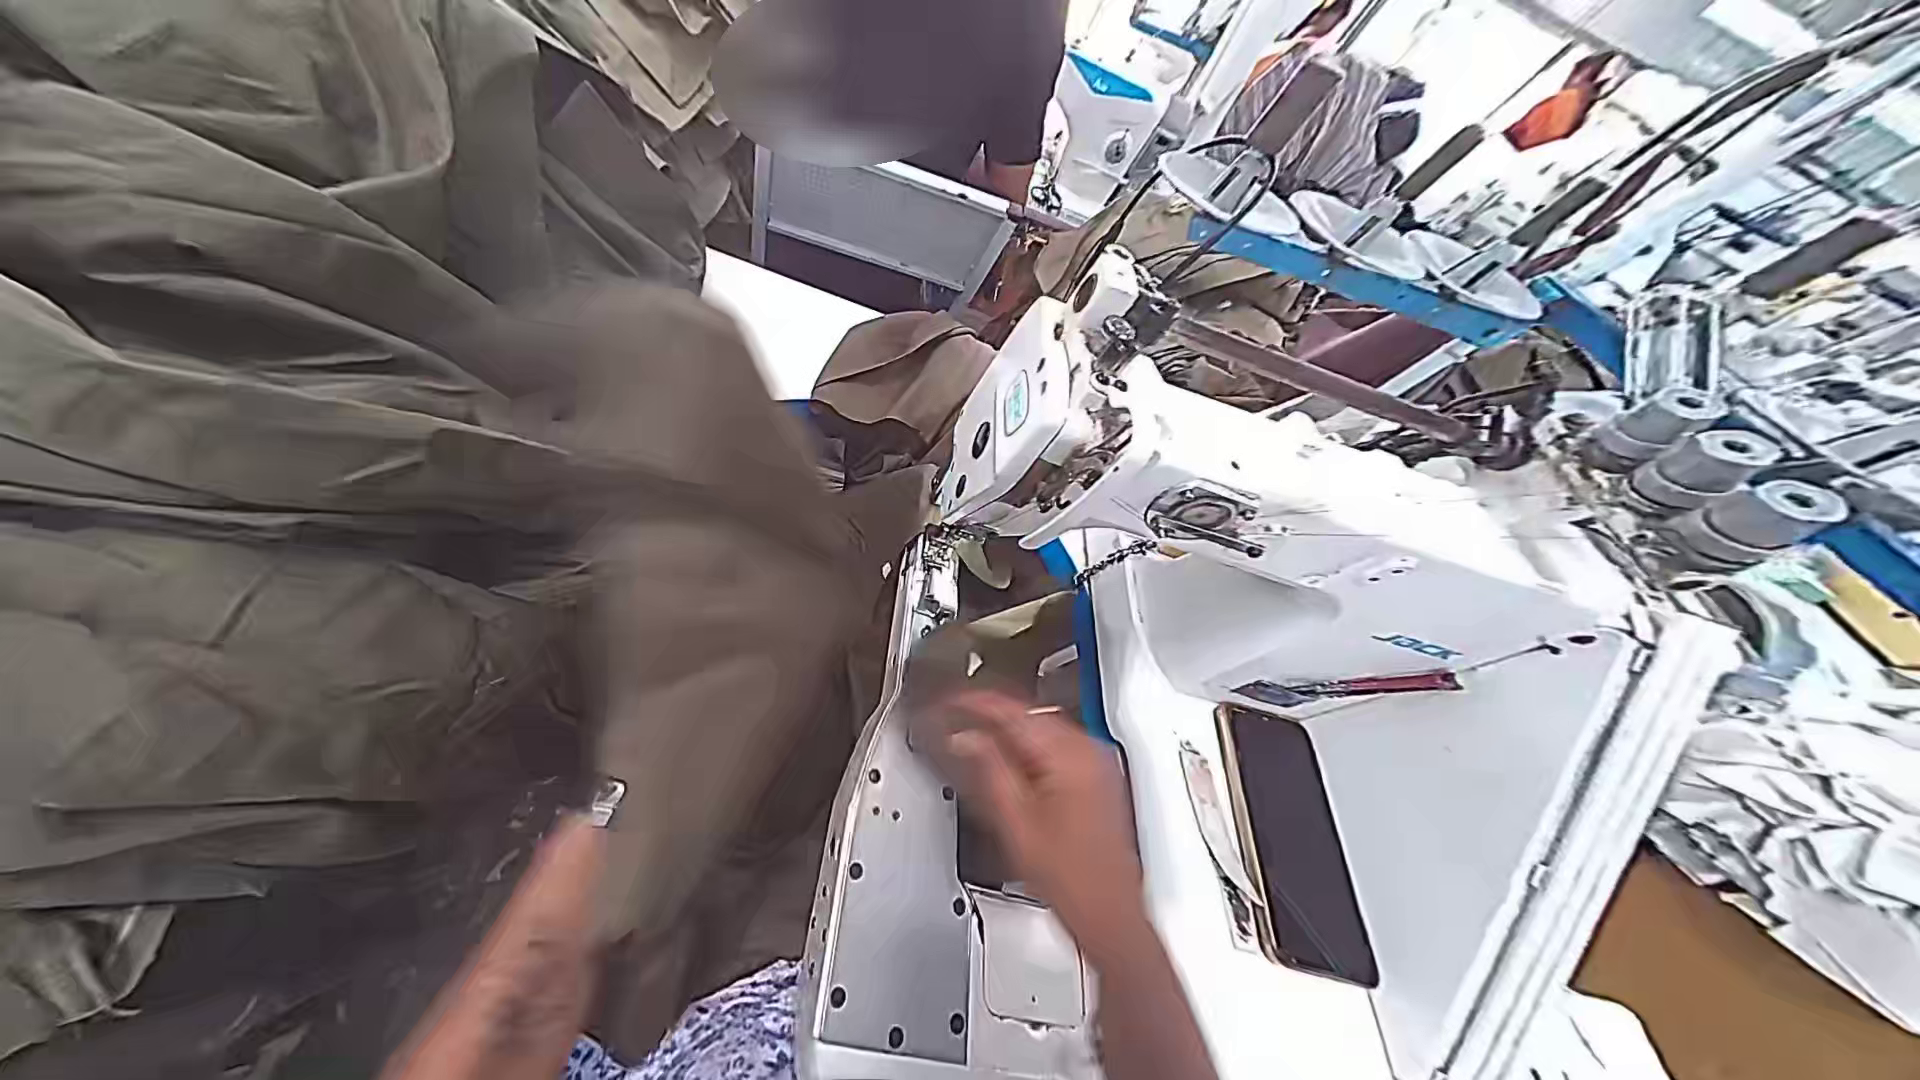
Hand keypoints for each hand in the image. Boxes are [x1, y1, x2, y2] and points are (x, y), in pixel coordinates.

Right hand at [942, 691, 1143, 945]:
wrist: (1108, 914)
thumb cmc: (1071, 881)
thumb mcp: (1015, 822)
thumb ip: (987, 770)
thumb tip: (965, 737)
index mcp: (1068, 756)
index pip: (1012, 711)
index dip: (973, 704)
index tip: (949, 704)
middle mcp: (1088, 750)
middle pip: (1027, 713)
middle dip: (988, 713)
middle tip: (955, 716)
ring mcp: (1097, 761)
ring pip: (1040, 725)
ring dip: (1006, 727)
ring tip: (974, 735)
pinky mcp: (1097, 774)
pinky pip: (1055, 742)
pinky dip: (1027, 742)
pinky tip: (1007, 755)